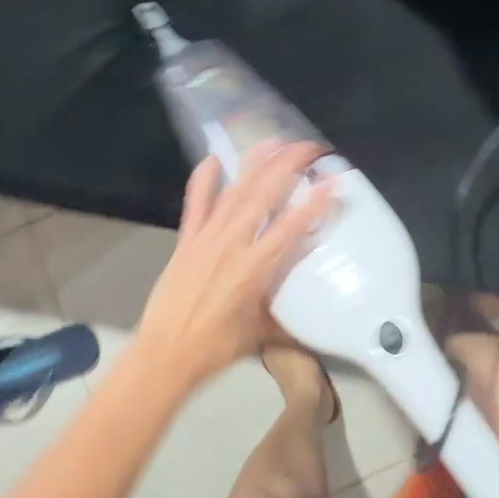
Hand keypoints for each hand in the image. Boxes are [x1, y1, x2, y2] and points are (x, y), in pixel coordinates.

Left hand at [130, 142, 333, 395]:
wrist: (165, 355)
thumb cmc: (216, 348)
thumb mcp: (261, 331)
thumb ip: (284, 312)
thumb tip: (307, 313)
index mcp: (256, 267)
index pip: (292, 225)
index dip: (315, 201)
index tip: (332, 181)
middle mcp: (233, 243)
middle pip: (265, 194)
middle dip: (288, 165)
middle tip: (308, 148)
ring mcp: (207, 237)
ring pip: (235, 190)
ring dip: (256, 163)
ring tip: (273, 142)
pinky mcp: (187, 240)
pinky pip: (196, 202)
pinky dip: (204, 178)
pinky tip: (213, 158)